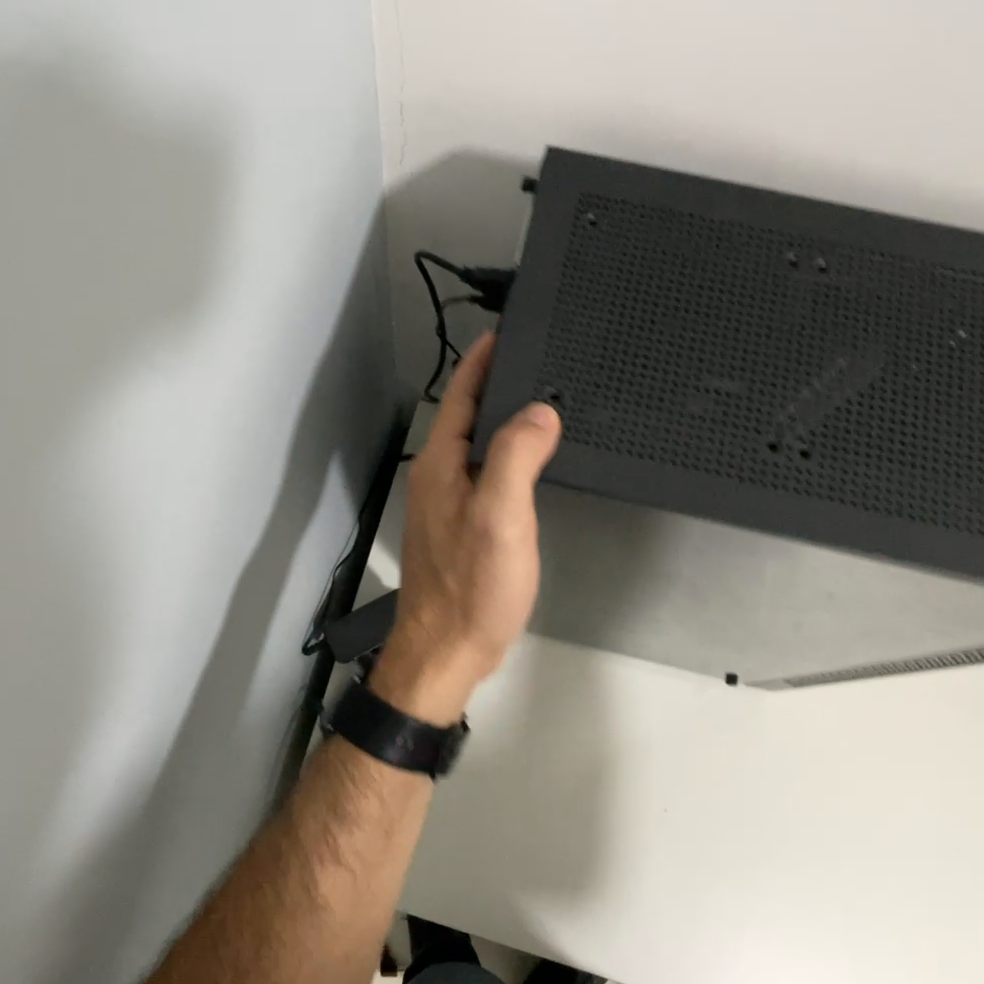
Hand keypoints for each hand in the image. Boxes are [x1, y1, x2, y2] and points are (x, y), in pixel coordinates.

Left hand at [374, 332, 562, 723]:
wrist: (447, 652)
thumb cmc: (471, 586)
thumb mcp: (499, 517)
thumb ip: (515, 458)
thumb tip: (538, 409)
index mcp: (441, 464)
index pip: (462, 395)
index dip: (484, 361)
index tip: (510, 331)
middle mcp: (438, 477)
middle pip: (468, 417)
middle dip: (499, 385)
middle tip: (541, 360)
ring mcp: (448, 504)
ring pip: (478, 447)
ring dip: (504, 421)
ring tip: (544, 402)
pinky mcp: (462, 529)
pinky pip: (486, 475)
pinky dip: (508, 457)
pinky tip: (532, 462)